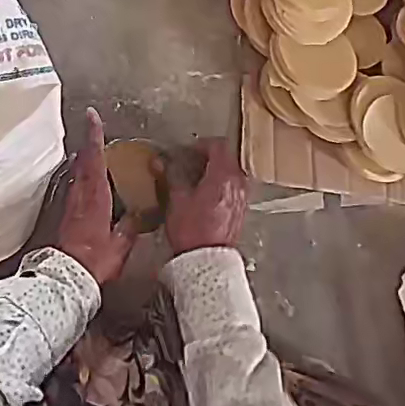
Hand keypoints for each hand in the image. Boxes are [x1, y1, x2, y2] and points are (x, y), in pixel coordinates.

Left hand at [56, 108, 138, 284]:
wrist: (66, 278)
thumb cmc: (94, 261)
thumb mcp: (120, 245)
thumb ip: (129, 228)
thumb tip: (135, 217)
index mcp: (95, 198)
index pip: (94, 159)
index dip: (94, 137)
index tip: (92, 116)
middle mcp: (80, 197)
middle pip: (83, 163)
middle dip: (90, 145)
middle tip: (95, 131)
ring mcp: (71, 206)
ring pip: (78, 175)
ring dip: (85, 161)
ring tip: (93, 154)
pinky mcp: (66, 217)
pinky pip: (76, 189)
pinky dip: (83, 179)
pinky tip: (89, 184)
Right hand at [164, 138, 247, 254]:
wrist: (207, 261)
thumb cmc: (192, 232)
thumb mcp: (177, 200)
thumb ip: (171, 175)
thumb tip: (162, 162)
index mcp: (224, 176)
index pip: (219, 145)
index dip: (202, 144)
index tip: (188, 150)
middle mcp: (238, 183)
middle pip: (227, 158)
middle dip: (208, 157)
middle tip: (189, 162)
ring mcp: (242, 197)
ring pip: (230, 173)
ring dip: (214, 171)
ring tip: (194, 179)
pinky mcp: (240, 209)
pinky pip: (232, 187)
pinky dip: (220, 184)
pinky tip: (203, 195)